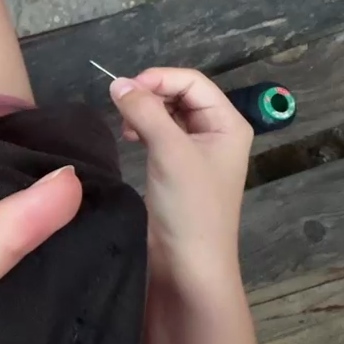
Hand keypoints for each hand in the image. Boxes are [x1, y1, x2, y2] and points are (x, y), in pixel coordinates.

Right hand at [109, 68, 252, 286]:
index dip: (158, 79)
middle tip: (121, 110)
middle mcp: (215, 132)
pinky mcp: (175, 167)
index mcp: (227, 124)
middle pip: (179, 94)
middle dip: (149, 95)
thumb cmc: (189, 207)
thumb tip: (116, 83)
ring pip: (166, 113)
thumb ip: (144, 112)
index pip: (192, 82)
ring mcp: (195, 151)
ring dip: (143, 112)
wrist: (188, 264)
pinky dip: (141, 129)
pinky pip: (158, 133)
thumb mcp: (169, 152)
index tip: (123, 91)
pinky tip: (129, 139)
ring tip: (125, 128)